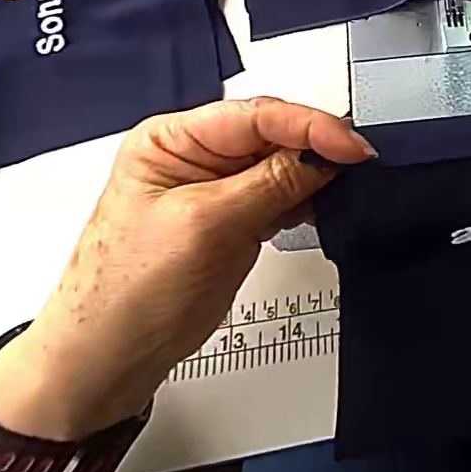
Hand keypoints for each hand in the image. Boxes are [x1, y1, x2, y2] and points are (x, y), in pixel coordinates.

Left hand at [0, 98, 375, 438]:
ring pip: (281, 164)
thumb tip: (323, 154)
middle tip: (359, 163)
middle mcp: (195, 155)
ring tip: (348, 186)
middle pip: (271, 134)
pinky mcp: (233, 217)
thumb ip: (269, 184)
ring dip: (315, 173)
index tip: (351, 147)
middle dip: (316, 146)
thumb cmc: (127, 291)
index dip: (309, 126)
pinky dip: (307, 199)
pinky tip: (323, 206)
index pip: (254, 115)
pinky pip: (280, 194)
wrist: (111, 357)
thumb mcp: (205, 226)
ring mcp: (216, 187)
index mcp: (172, 138)